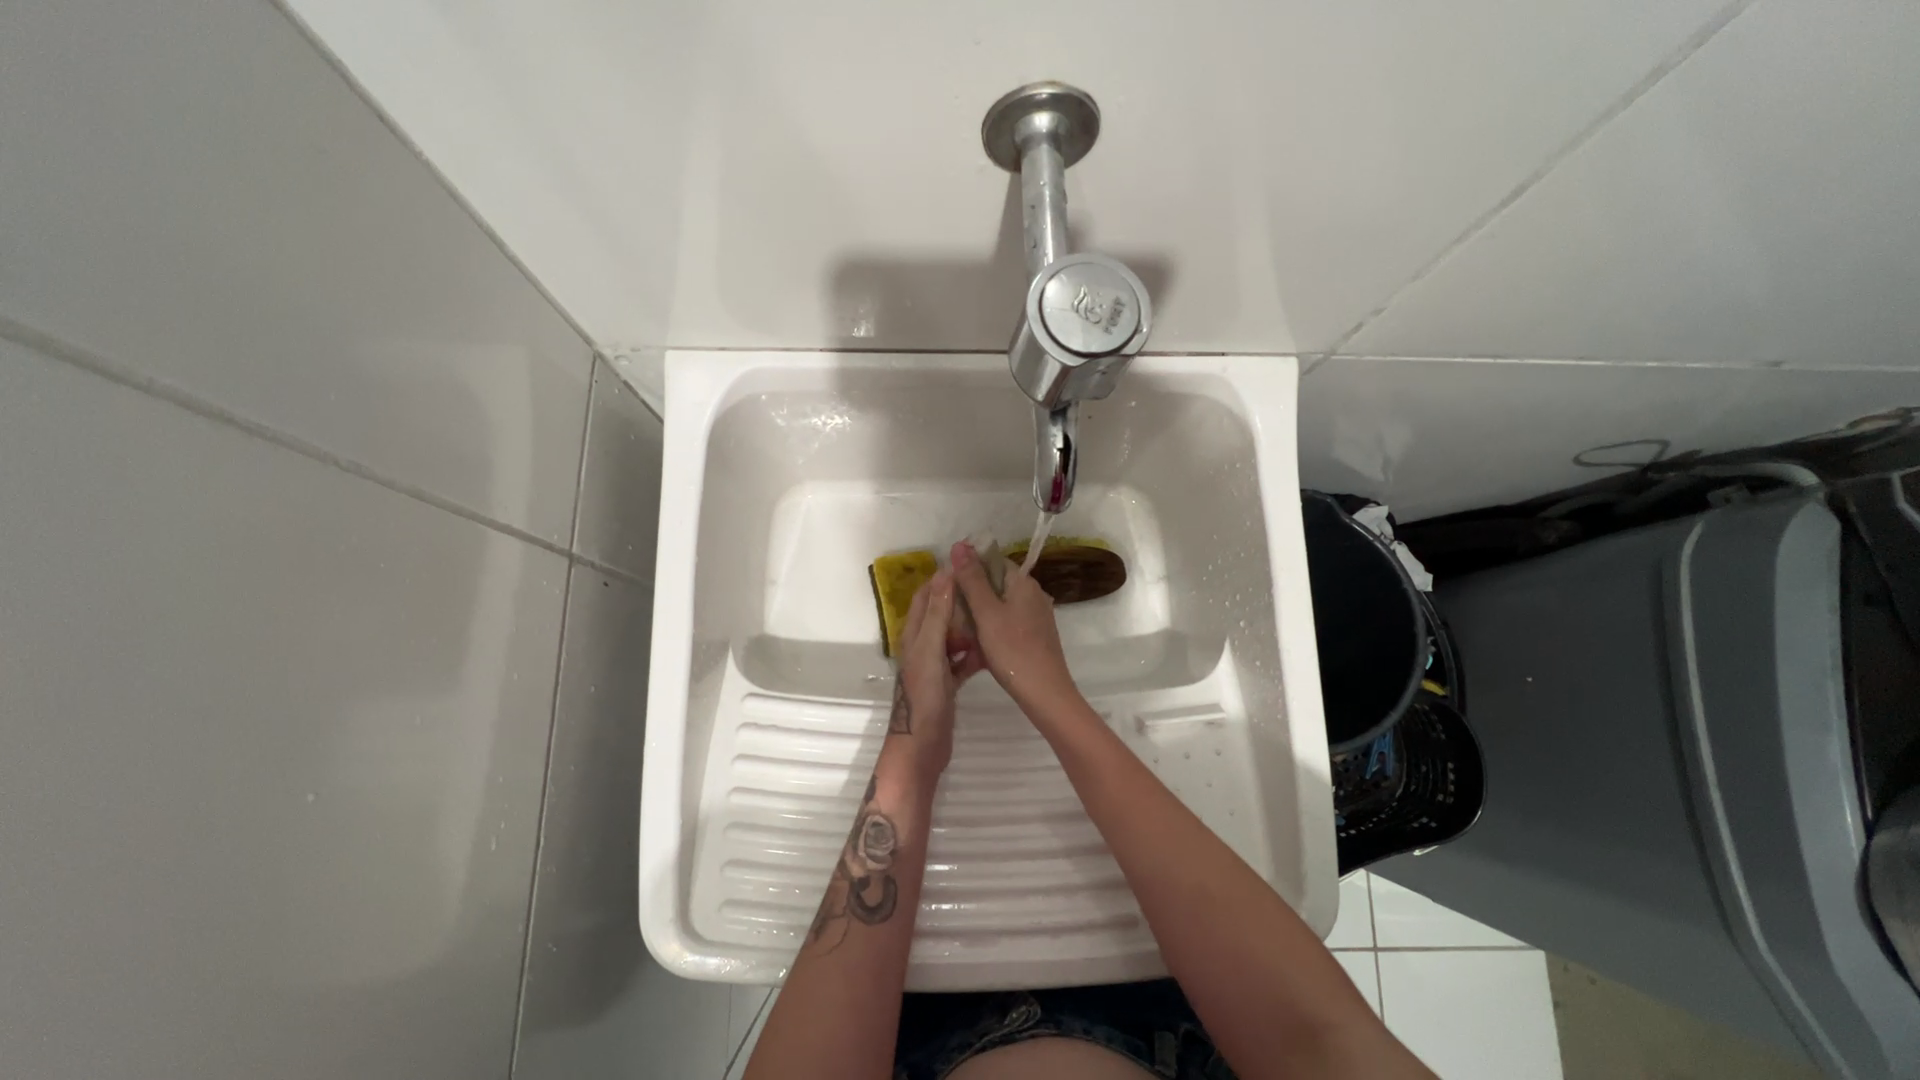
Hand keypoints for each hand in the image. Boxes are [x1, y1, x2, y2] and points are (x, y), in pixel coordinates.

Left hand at [891, 568, 983, 779]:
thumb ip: (938, 615)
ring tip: (996, 615)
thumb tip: (945, 576)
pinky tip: (994, 651)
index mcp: (914, 635)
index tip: (971, 565)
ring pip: (954, 637)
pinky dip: (975, 654)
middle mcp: (922, 646)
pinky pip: (963, 660)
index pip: (927, 596)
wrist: (923, 745)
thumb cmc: (924, 696)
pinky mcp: (947, 683)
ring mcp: (935, 665)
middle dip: (962, 601)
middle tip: (991, 590)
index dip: (944, 579)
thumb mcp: (930, 650)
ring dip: (971, 626)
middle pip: (942, 614)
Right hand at [949, 540, 1081, 720]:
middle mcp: (1033, 594)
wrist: (1044, 692)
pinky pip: (1007, 621)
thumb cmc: (1013, 650)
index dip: (969, 566)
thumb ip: (972, 579)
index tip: (947, 581)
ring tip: (956, 623)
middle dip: (972, 590)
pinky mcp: (1034, 634)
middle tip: (947, 605)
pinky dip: (990, 626)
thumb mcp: (987, 613)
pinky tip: (975, 641)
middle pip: (997, 582)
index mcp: (1024, 583)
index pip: (993, 560)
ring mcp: (1036, 615)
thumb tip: (959, 545)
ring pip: (1001, 603)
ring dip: (979, 610)